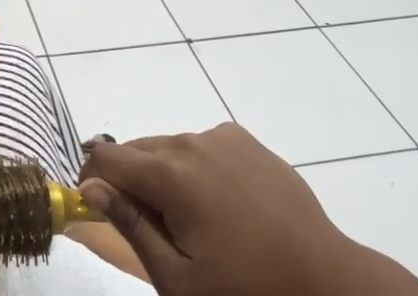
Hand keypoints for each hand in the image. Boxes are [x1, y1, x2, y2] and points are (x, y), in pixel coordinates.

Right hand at [77, 123, 417, 295]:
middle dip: (129, 181)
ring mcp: (222, 138)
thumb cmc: (246, 290)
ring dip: (162, 175)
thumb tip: (92, 188)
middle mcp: (192, 142)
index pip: (106, 157)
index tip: (96, 210)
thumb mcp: (178, 278)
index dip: (91, 180)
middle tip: (148, 228)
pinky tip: (218, 204)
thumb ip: (130, 226)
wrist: (326, 281)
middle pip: (137, 150)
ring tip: (188, 221)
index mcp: (170, 174)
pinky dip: (195, 168)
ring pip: (169, 148)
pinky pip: (202, 147)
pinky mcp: (246, 141)